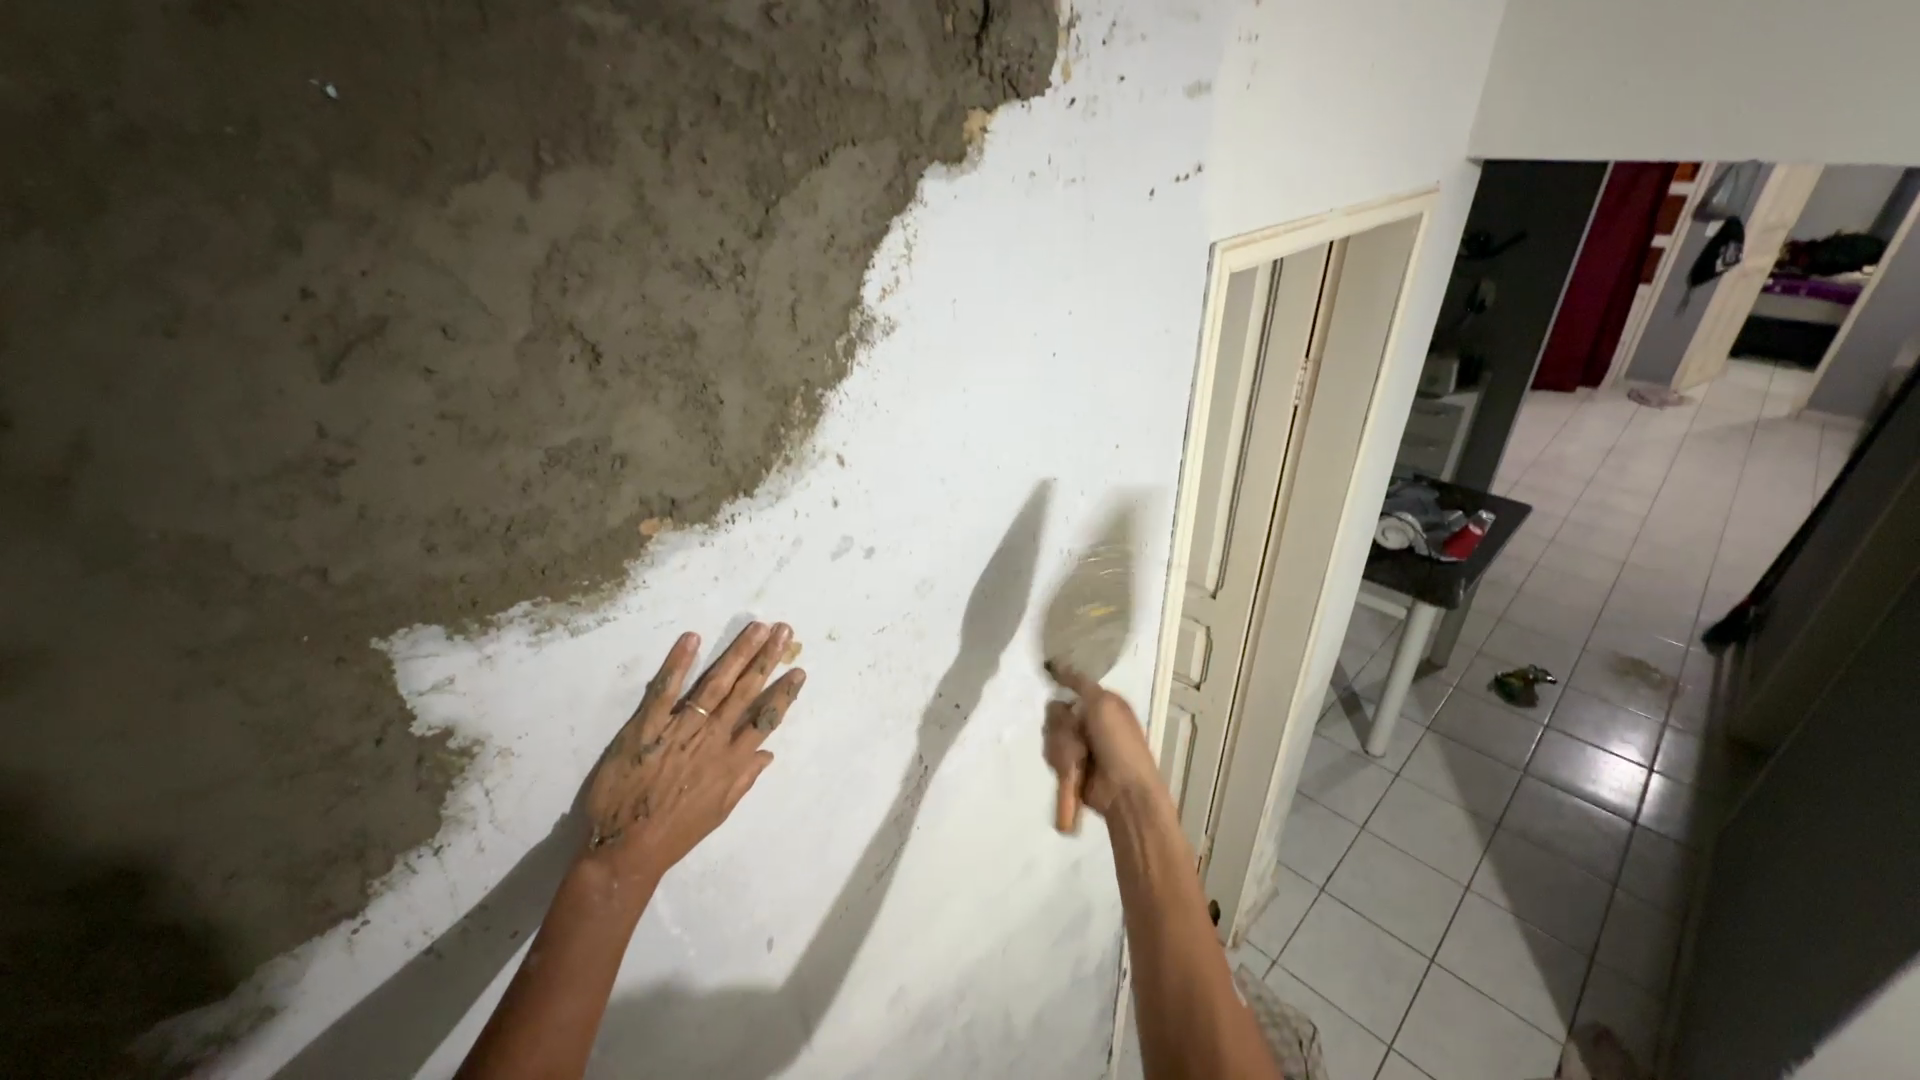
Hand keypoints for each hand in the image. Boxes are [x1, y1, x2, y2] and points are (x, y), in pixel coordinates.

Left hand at [583, 622, 805, 882]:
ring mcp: (680, 731)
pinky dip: (679, 664)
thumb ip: (744, 779)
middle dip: (767, 659)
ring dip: (737, 653)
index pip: (765, 719)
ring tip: (757, 627)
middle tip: (784, 631)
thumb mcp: (719, 812)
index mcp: (731, 762)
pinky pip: (665, 690)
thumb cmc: (674, 833)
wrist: (625, 850)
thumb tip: (768, 754)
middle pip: (745, 692)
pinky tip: (692, 638)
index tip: (799, 670)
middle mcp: (712, 740)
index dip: (784, 693)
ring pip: (715, 684)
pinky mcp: (646, 728)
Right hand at [1043, 663, 1162, 824]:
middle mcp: (1087, 720)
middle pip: (1055, 711)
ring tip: (1080, 758)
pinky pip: (1050, 752)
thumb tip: (1059, 666)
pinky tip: (1073, 769)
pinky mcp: (1068, 764)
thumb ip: (1080, 683)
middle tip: (1078, 735)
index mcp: (1101, 703)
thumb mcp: (1105, 704)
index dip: (1060, 683)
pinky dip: (1060, 760)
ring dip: (1063, 746)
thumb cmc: (1120, 742)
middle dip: (1062, 725)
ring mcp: (1077, 743)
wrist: (1123, 789)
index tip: (1046, 675)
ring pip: (1050, 733)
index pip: (1071, 686)